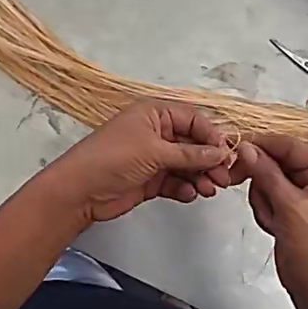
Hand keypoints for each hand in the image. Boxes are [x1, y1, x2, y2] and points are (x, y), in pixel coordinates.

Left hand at [30, 101, 236, 224]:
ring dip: (200, 177)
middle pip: (193, 143)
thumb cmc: (111, 158)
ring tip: (208, 189)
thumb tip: (220, 152)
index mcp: (153, 114)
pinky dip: (185, 188)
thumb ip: (190, 154)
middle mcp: (154, 133)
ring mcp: (152, 157)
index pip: (193, 119)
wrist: (81, 190)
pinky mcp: (149, 179)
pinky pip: (176, 181)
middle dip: (209, 160)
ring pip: (187, 165)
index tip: (226, 154)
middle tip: (222, 178)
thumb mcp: (154, 151)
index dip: (211, 135)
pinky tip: (189, 194)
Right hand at [234, 134, 307, 308]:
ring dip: (262, 199)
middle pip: (275, 161)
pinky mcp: (293, 211)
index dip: (260, 146)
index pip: (288, 146)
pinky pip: (268, 197)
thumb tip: (246, 147)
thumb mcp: (290, 209)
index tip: (233, 151)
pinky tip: (275, 227)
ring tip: (275, 221)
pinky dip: (265, 210)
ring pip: (267, 179)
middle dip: (260, 179)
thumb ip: (266, 174)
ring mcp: (306, 197)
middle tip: (237, 183)